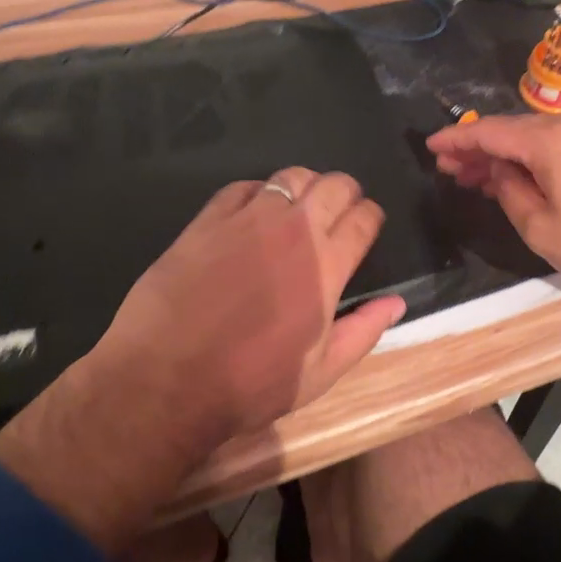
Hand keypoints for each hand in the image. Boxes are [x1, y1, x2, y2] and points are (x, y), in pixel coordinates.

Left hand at [0, 168, 405, 551]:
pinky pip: (241, 187)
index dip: (371, 217)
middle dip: (345, 193)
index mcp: (326, 266)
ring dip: (304, 186)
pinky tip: (253, 213)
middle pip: (334, 185)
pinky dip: (257, 192)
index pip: (364, 217)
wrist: (164, 383)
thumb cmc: (249, 385)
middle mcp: (293, 231)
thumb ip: (363, 331)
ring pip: (290, 175)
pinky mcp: (206, 222)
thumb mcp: (319, 374)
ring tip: (298, 208)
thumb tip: (396, 304)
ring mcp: (246, 221)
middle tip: (338, 212)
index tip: (367, 226)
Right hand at [426, 115, 560, 334]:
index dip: (458, 139)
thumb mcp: (543, 229)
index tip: (431, 147)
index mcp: (550, 142)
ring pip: (535, 138)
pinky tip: (517, 179)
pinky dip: (530, 159)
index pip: (491, 131)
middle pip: (512, 131)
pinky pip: (557, 146)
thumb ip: (511, 194)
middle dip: (478, 148)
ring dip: (504, 155)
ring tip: (475, 178)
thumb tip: (500, 173)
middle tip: (449, 169)